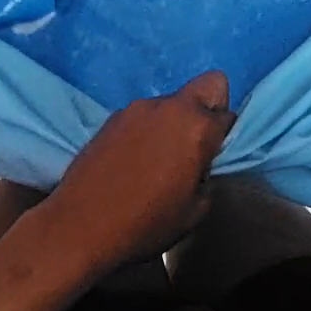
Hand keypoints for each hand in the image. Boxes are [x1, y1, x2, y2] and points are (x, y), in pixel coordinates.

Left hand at [46, 71, 236, 272]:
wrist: (81, 225)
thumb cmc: (145, 223)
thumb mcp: (195, 211)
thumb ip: (207, 176)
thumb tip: (200, 163)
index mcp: (197, 127)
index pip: (230, 115)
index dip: (227, 136)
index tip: (216, 156)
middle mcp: (170, 106)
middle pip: (207, 85)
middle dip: (209, 108)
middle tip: (195, 145)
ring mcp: (138, 107)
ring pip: (172, 102)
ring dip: (174, 120)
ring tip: (157, 157)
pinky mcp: (113, 115)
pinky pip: (144, 114)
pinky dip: (147, 128)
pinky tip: (132, 158)